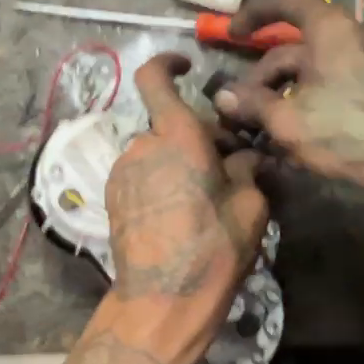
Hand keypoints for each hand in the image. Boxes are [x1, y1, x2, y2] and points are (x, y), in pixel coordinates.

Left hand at [104, 53, 269, 363]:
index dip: (168, 63)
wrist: (161, 300)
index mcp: (176, 134)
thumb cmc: (213, 247)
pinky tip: (181, 214)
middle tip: (227, 165)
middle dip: (196, 135)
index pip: (154, 77)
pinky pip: (141, 174)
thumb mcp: (251, 205)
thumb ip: (247, 168)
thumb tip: (246, 156)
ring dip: (178, 160)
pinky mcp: (112, 197)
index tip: (186, 67)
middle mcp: (142, 144)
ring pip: (155, 151)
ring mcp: (122, 171)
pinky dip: (161, 180)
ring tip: (205, 196)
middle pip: (168, 123)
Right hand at [213, 0, 363, 211]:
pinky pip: (323, 86)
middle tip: (238, 109)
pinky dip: (300, 103)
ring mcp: (358, 63)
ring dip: (277, 95)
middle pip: (289, 47)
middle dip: (259, 78)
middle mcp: (344, 36)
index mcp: (326, 28)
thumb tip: (221, 96)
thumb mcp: (287, 119)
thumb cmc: (345, 130)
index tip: (231, 34)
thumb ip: (251, 103)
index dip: (252, 13)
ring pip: (304, 71)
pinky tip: (286, 136)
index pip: (283, 1)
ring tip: (258, 128)